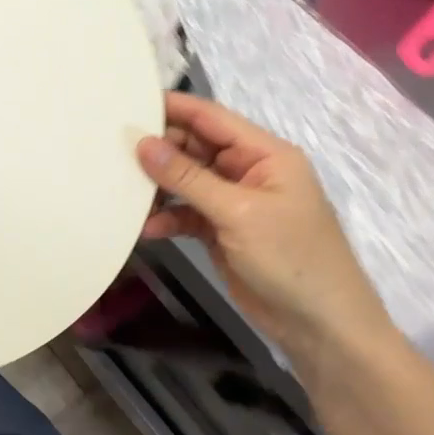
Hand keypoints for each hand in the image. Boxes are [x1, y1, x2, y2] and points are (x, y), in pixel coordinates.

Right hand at [137, 92, 395, 356]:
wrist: (323, 330)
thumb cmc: (293, 261)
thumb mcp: (238, 214)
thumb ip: (187, 177)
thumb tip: (140, 142)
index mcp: (265, 155)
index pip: (209, 117)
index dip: (169, 107)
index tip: (123, 104)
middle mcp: (247, 171)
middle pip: (191, 146)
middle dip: (155, 150)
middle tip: (110, 152)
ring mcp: (232, 201)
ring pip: (182, 179)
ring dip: (155, 186)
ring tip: (120, 190)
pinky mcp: (219, 229)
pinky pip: (183, 211)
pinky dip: (164, 217)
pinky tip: (144, 229)